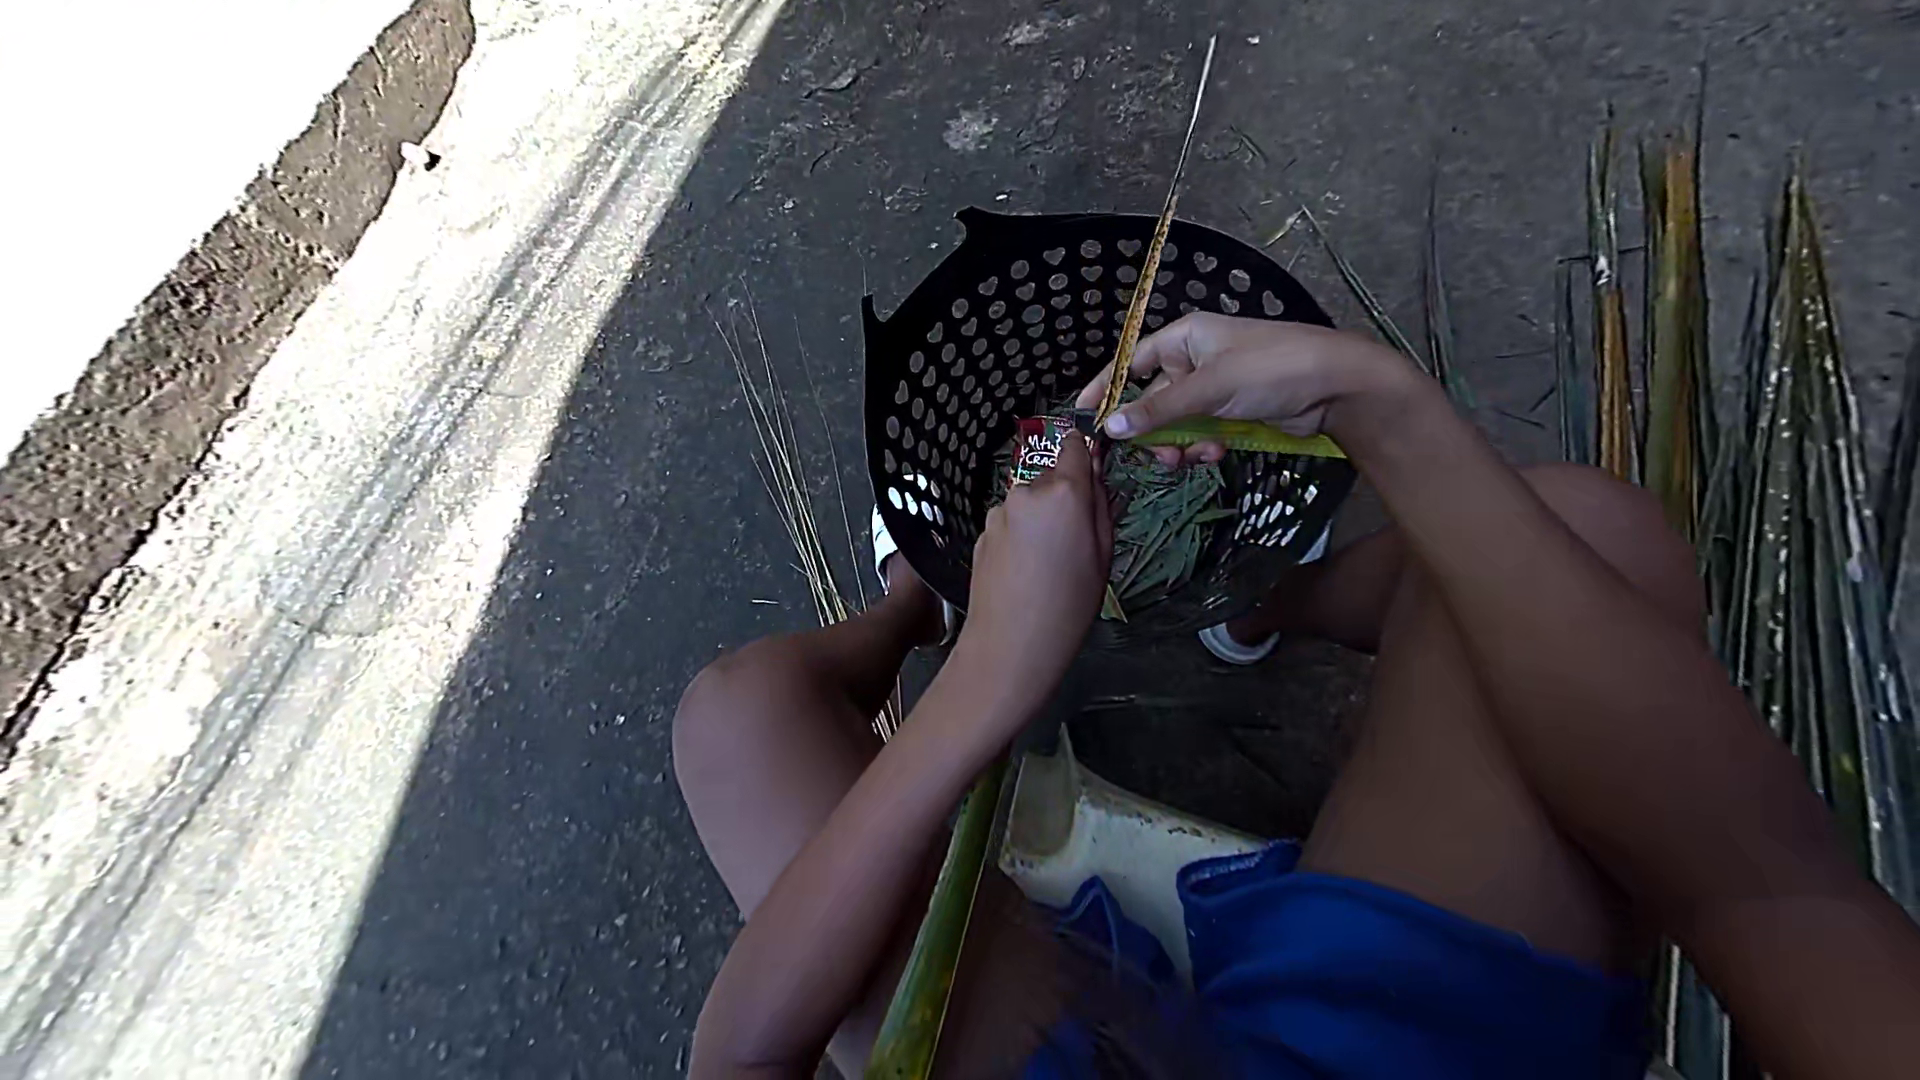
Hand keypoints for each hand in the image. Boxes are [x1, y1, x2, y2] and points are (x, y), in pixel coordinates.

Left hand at [951, 435, 1111, 724]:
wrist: (1009, 645)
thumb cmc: (1068, 606)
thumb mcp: (1103, 557)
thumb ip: (1101, 508)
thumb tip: (1097, 479)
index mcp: (1062, 492)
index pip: (1075, 445)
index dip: (1085, 455)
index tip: (1092, 475)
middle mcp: (1025, 492)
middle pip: (1051, 479)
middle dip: (1063, 498)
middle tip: (1074, 539)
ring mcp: (998, 513)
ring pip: (1029, 504)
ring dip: (1039, 519)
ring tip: (1046, 563)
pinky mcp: (981, 534)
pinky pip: (1009, 524)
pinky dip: (1019, 536)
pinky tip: (1023, 571)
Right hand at [1074, 313, 1415, 466]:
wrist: (1337, 387)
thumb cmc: (1270, 369)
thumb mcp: (1209, 388)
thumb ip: (1158, 411)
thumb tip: (1109, 428)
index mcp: (1184, 339)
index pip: (1130, 362)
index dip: (1105, 386)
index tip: (1082, 413)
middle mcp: (1192, 362)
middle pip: (1150, 401)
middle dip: (1152, 432)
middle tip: (1158, 457)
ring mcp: (1210, 390)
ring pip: (1172, 424)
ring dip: (1178, 444)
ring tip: (1194, 456)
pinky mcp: (1226, 414)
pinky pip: (1196, 434)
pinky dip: (1200, 448)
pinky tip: (1217, 452)